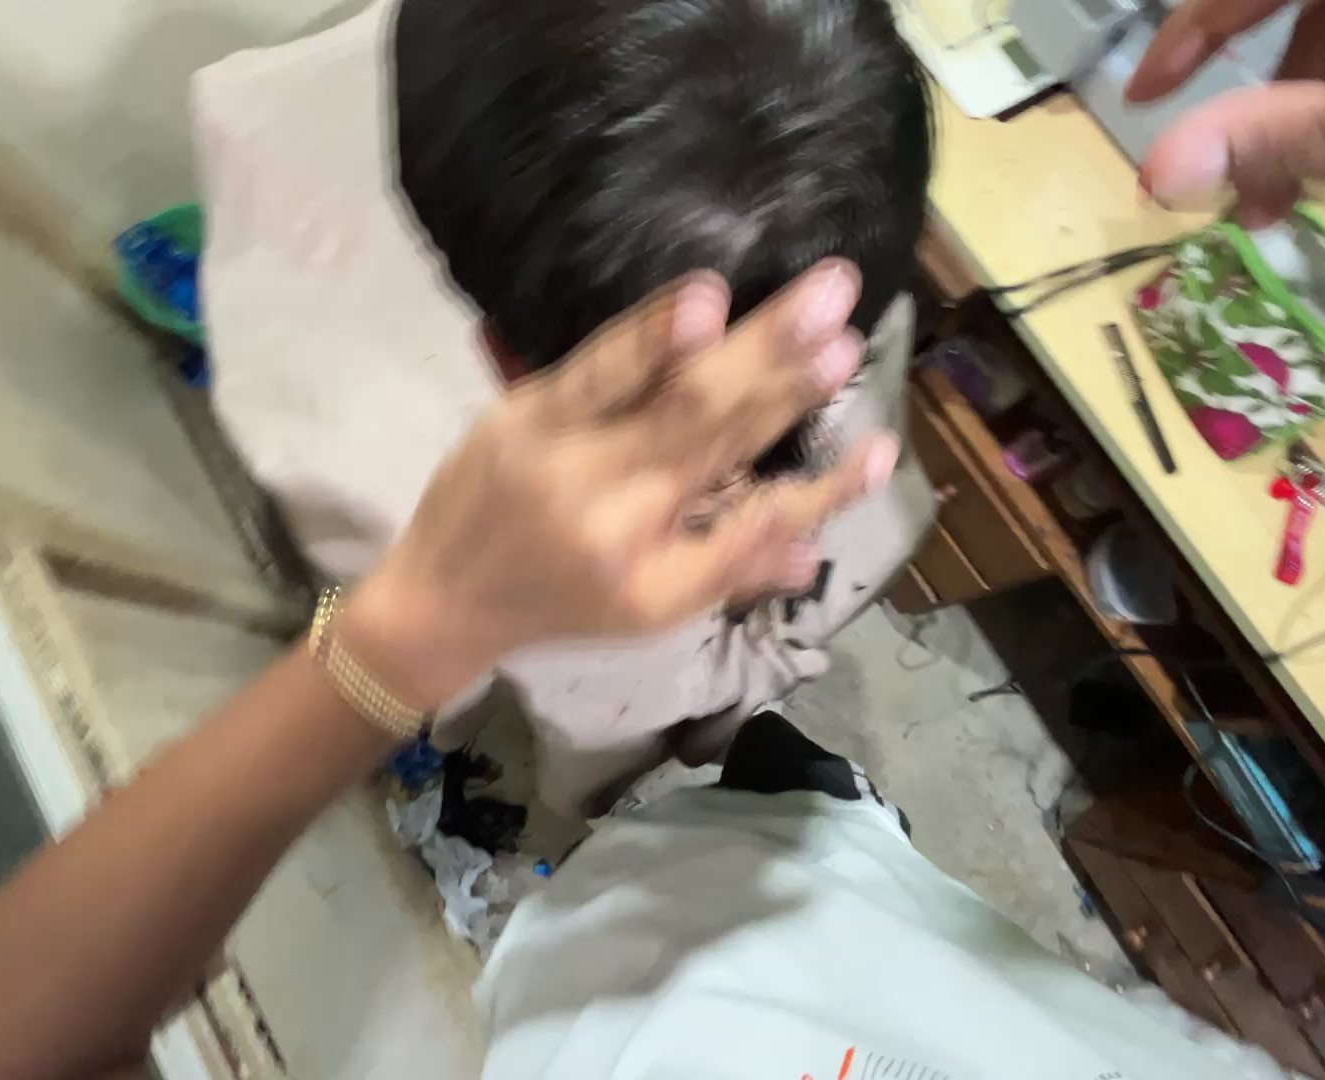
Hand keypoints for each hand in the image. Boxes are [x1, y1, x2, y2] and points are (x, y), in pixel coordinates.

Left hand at [341, 259, 899, 707]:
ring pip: (678, 405)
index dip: (825, 493)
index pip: (755, 529)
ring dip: (755, 351)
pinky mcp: (524, 420)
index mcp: (660, 584)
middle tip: (855, 330)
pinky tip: (705, 302)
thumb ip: (729, 574)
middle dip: (795, 386)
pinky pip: (597, 372)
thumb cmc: (554, 603)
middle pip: (724, 445)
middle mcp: (624, 528)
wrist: (440, 600)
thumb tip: (813, 552)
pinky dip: (653, 338)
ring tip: (821, 299)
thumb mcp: (645, 610)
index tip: (884, 451)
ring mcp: (571, 468)